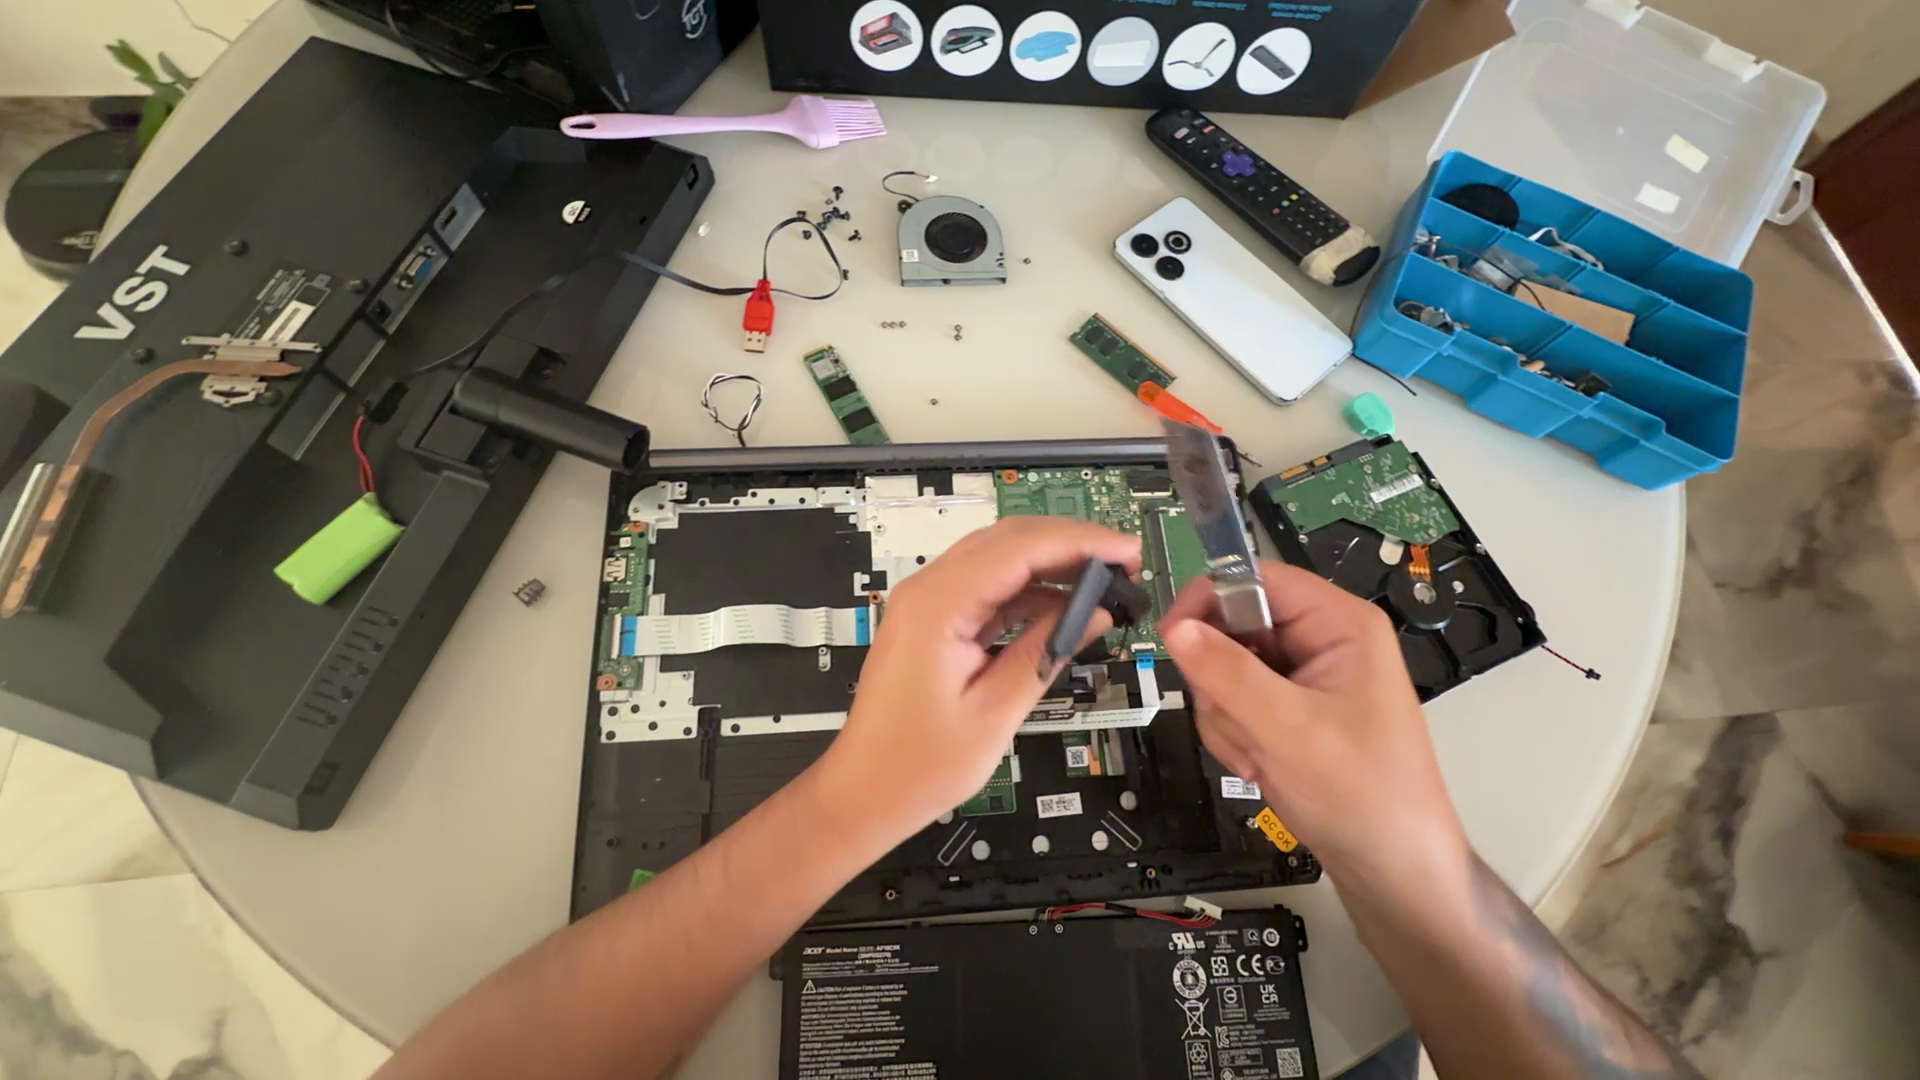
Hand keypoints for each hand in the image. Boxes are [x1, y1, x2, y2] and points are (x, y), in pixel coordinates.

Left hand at [820, 517, 1141, 834]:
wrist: (864, 791)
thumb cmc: (920, 765)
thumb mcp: (994, 712)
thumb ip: (1045, 653)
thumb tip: (1096, 614)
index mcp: (936, 606)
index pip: (1017, 549)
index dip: (1078, 542)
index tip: (1128, 551)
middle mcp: (927, 590)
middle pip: (1006, 541)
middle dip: (1069, 544)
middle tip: (1125, 562)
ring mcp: (926, 602)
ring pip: (998, 559)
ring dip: (1051, 564)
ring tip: (1105, 583)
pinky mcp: (932, 620)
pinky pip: (986, 589)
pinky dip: (1027, 591)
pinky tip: (1064, 607)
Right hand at [1160, 561, 1468, 884]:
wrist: (1391, 869)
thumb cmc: (1360, 793)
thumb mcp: (1289, 729)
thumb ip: (1228, 674)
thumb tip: (1174, 629)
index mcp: (1338, 624)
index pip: (1256, 579)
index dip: (1208, 601)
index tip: (1172, 640)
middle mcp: (1318, 640)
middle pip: (1232, 625)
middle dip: (1220, 679)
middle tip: (1238, 721)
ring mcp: (1300, 677)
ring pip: (1222, 667)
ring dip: (1225, 714)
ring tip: (1257, 753)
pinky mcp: (1285, 708)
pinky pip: (1230, 699)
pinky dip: (1231, 731)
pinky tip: (1258, 763)